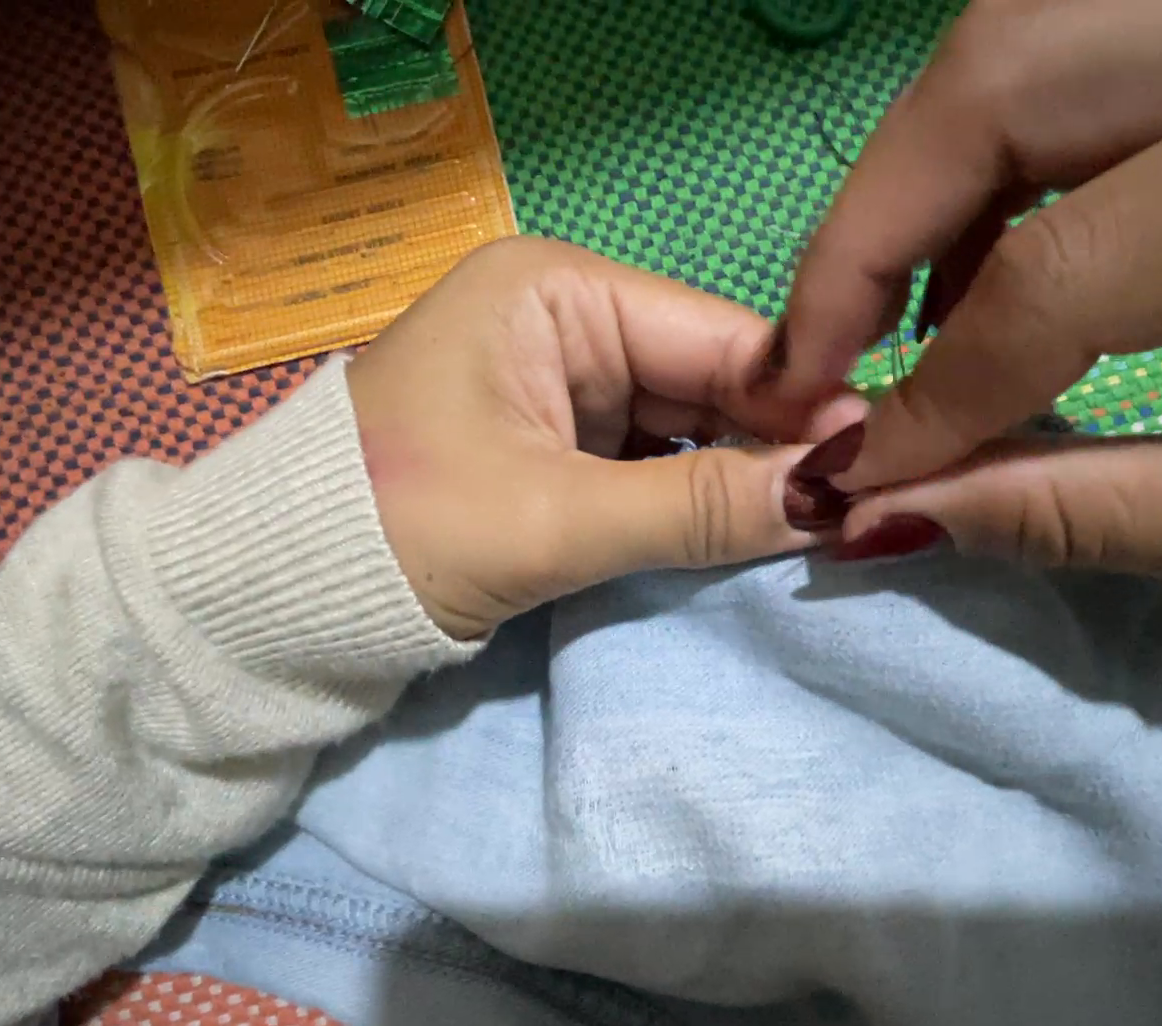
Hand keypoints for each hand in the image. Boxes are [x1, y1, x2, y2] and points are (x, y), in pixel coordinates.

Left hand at [348, 237, 866, 638]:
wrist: (282, 596)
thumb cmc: (400, 530)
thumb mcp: (553, 518)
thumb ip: (694, 507)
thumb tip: (830, 498)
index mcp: (554, 292)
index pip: (712, 337)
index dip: (800, 399)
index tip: (879, 455)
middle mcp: (564, 322)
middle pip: (705, 380)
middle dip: (774, 443)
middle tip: (860, 501)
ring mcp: (561, 384)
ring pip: (684, 426)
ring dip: (740, 476)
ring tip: (821, 519)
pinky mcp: (556, 442)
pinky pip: (649, 462)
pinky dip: (693, 497)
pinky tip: (747, 526)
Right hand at [772, 0, 1161, 601]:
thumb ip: (1105, 513)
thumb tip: (891, 513)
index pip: (1080, 265)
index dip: (939, 387)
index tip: (856, 475)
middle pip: (1006, 69)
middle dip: (864, 237)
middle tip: (809, 365)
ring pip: (1008, 38)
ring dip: (905, 195)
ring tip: (883, 326)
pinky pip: (1049, 43)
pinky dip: (969, 166)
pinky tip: (970, 268)